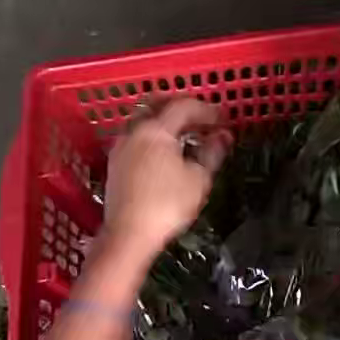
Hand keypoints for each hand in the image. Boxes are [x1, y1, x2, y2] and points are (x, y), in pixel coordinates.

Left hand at [101, 98, 230, 257]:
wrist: (129, 234)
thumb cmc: (168, 206)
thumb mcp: (199, 180)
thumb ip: (212, 153)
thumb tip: (223, 136)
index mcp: (156, 130)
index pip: (184, 107)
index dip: (207, 110)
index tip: (224, 118)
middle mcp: (134, 130)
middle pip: (158, 105)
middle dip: (182, 108)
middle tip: (202, 119)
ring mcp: (121, 146)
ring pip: (144, 121)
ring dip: (165, 122)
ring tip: (184, 136)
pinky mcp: (115, 163)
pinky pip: (136, 137)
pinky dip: (153, 136)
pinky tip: (164, 153)